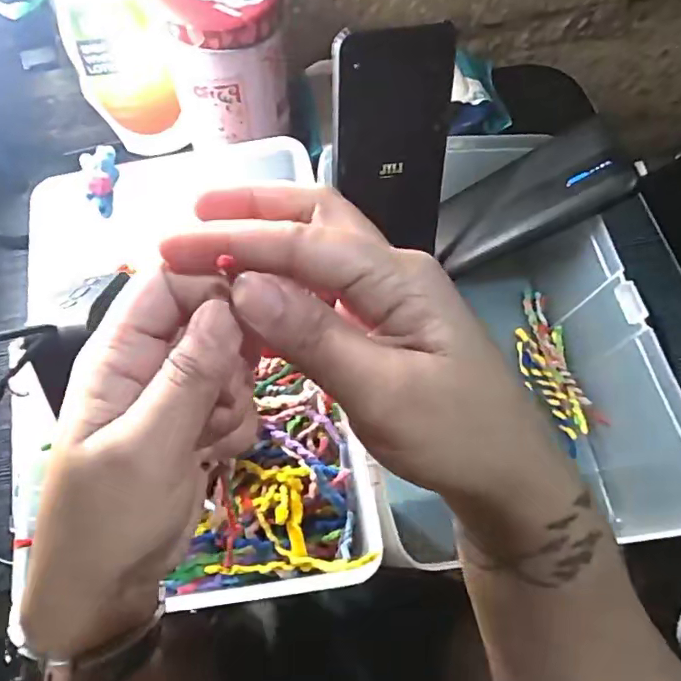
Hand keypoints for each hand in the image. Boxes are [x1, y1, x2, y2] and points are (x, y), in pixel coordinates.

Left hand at [21, 271, 255, 657]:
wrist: (107, 586)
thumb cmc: (109, 517)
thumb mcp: (147, 446)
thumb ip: (188, 376)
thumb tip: (226, 307)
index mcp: (119, 355)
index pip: (165, 284)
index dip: (210, 285)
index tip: (254, 312)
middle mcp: (147, 367)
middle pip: (208, 321)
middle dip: (230, 355)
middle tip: (225, 396)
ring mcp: (174, 399)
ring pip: (229, 365)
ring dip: (235, 398)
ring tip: (210, 436)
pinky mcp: (195, 428)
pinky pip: (235, 404)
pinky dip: (235, 426)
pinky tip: (215, 454)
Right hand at [160, 186, 588, 567]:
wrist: (505, 471)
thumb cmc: (452, 436)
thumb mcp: (382, 392)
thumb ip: (313, 336)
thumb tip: (244, 285)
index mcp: (398, 278)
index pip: (305, 244)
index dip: (238, 240)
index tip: (175, 245)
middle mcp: (394, 271)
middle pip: (319, 218)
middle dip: (256, 208)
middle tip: (195, 211)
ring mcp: (390, 295)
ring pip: (321, 249)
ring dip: (269, 238)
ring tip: (214, 239)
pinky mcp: (383, 321)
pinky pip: (326, 288)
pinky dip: (285, 281)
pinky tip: (255, 293)